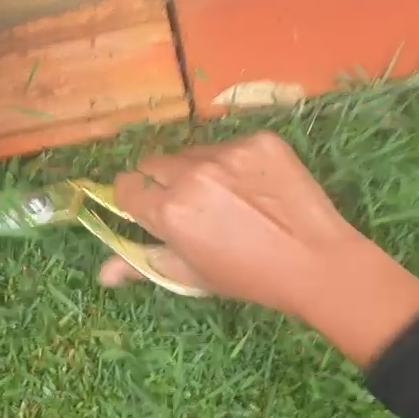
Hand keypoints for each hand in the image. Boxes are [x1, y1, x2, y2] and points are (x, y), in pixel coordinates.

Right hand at [102, 131, 418, 365]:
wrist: (316, 261)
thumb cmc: (246, 276)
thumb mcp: (190, 275)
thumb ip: (142, 264)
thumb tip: (102, 275)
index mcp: (169, 211)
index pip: (126, 187)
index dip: (133, 199)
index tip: (146, 210)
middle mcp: (191, 175)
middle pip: (154, 164)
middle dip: (161, 182)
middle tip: (188, 206)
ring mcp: (227, 154)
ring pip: (190, 153)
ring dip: (195, 170)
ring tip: (225, 199)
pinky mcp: (259, 141)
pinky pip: (227, 146)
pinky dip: (231, 163)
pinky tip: (252, 188)